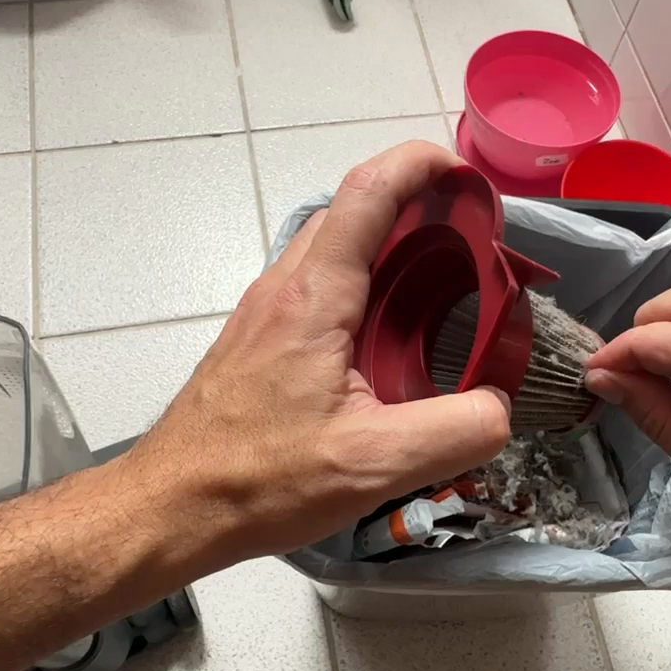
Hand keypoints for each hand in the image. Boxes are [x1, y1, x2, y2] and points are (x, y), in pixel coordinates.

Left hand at [116, 141, 512, 569]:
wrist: (171, 506)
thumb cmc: (262, 480)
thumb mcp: (375, 464)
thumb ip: (456, 431)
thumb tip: (498, 407)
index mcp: (314, 298)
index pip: (368, 193)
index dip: (420, 164)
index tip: (467, 175)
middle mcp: (283, 288)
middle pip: (351, 212)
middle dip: (413, 203)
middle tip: (470, 236)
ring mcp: (264, 312)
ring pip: (331, 248)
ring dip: (386, 244)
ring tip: (439, 279)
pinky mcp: (258, 340)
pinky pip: (318, 287)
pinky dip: (362, 283)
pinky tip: (386, 333)